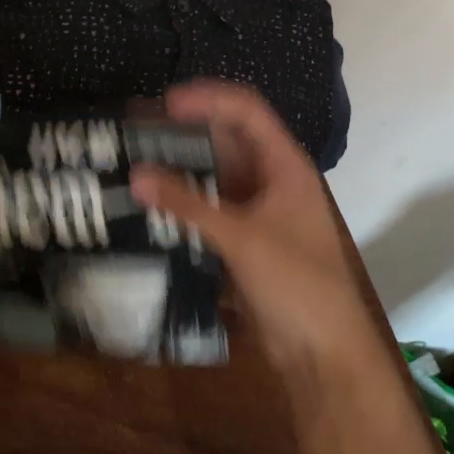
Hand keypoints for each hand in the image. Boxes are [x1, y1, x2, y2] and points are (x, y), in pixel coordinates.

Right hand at [129, 81, 387, 377]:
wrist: (324, 354)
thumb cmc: (297, 285)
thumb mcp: (241, 239)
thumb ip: (186, 205)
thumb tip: (134, 175)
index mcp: (285, 167)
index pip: (245, 111)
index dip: (206, 99)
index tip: (162, 104)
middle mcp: (270, 181)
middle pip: (224, 140)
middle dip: (181, 131)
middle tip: (133, 130)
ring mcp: (255, 211)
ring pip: (211, 174)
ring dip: (176, 167)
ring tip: (130, 160)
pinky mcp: (240, 239)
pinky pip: (204, 206)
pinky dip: (178, 200)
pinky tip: (146, 202)